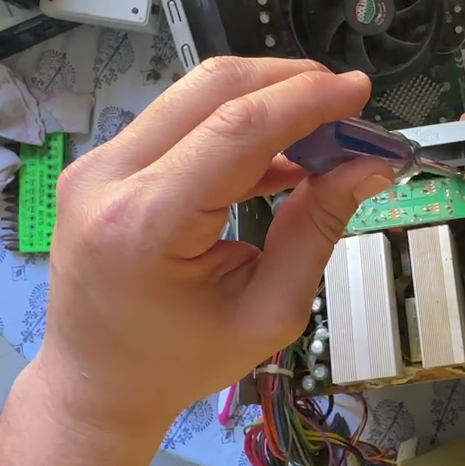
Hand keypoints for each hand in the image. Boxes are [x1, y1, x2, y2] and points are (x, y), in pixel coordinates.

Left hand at [31, 58, 394, 441]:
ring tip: (321, 132)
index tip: (359, 92)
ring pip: (195, 94)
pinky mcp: (103, 164)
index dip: (307, 101)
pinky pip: (181, 120)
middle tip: (344, 105)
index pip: (237, 130)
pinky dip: (237, 125)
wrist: (97, 382)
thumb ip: (318, 229)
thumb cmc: (182, 362)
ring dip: (265, 100)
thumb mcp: (270, 311)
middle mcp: (108, 179)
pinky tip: (281, 154)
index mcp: (146, 225)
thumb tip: (367, 167)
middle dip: (289, 83)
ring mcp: (97, 165)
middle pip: (212, 90)